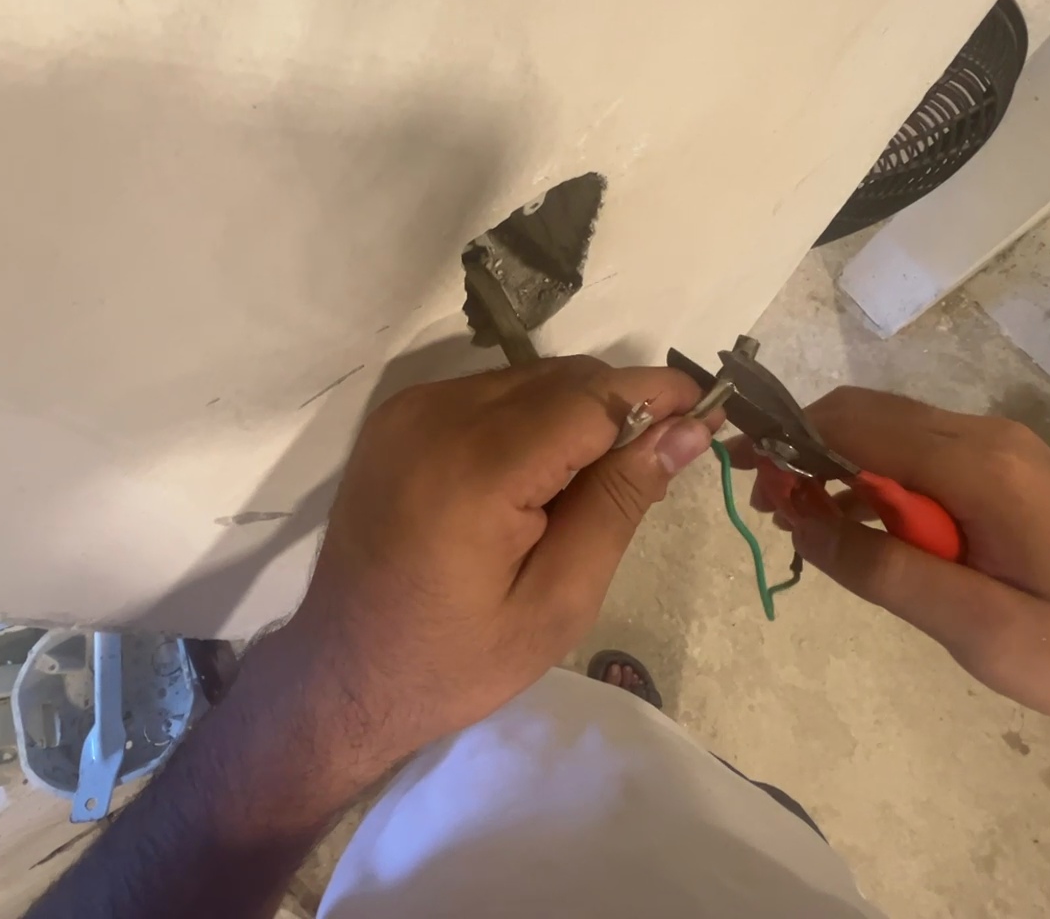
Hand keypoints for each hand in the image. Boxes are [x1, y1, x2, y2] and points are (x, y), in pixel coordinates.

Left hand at [264, 356, 716, 772]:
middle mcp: (435, 415)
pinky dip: (527, 417)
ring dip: (574, 412)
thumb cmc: (455, 659)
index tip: (707, 410)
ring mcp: (408, 409)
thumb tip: (685, 431)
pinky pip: (487, 392)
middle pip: (560, 378)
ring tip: (587, 484)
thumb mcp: (558, 601)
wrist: (342, 670)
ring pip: (525, 379)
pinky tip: (534, 475)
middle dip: (619, 407)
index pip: (590, 397)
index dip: (655, 397)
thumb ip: (619, 503)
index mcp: (475, 468)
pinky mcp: (395, 417)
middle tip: (655, 462)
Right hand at [739, 386, 1049, 747]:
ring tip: (803, 524)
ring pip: (886, 433)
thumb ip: (881, 568)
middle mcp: (983, 438)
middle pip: (863, 414)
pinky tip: (861, 530)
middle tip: (771, 508)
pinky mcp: (1005, 475)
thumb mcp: (979, 628)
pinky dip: (871, 482)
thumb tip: (797, 519)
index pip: (852, 421)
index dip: (787, 440)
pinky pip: (915, 458)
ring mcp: (998, 452)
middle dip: (803, 450)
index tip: (745, 477)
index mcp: (978, 463)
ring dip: (834, 468)